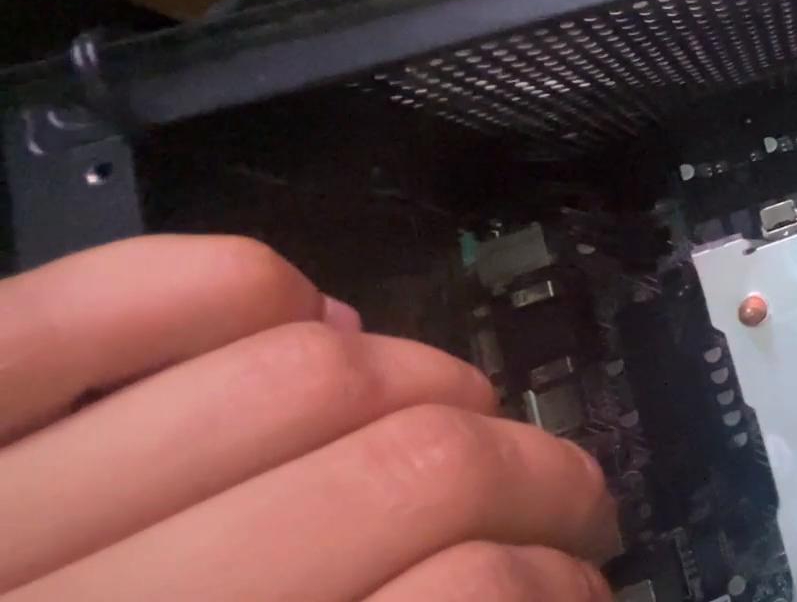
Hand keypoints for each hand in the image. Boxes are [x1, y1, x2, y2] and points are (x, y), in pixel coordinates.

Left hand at [0, 235, 618, 601]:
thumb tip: (503, 582)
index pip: (452, 600)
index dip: (548, 587)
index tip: (584, 590)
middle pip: (411, 474)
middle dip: (541, 477)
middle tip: (577, 506)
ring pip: (317, 373)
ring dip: (441, 387)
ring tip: (468, 418)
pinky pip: (149, 291)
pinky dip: (259, 290)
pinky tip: (311, 332)